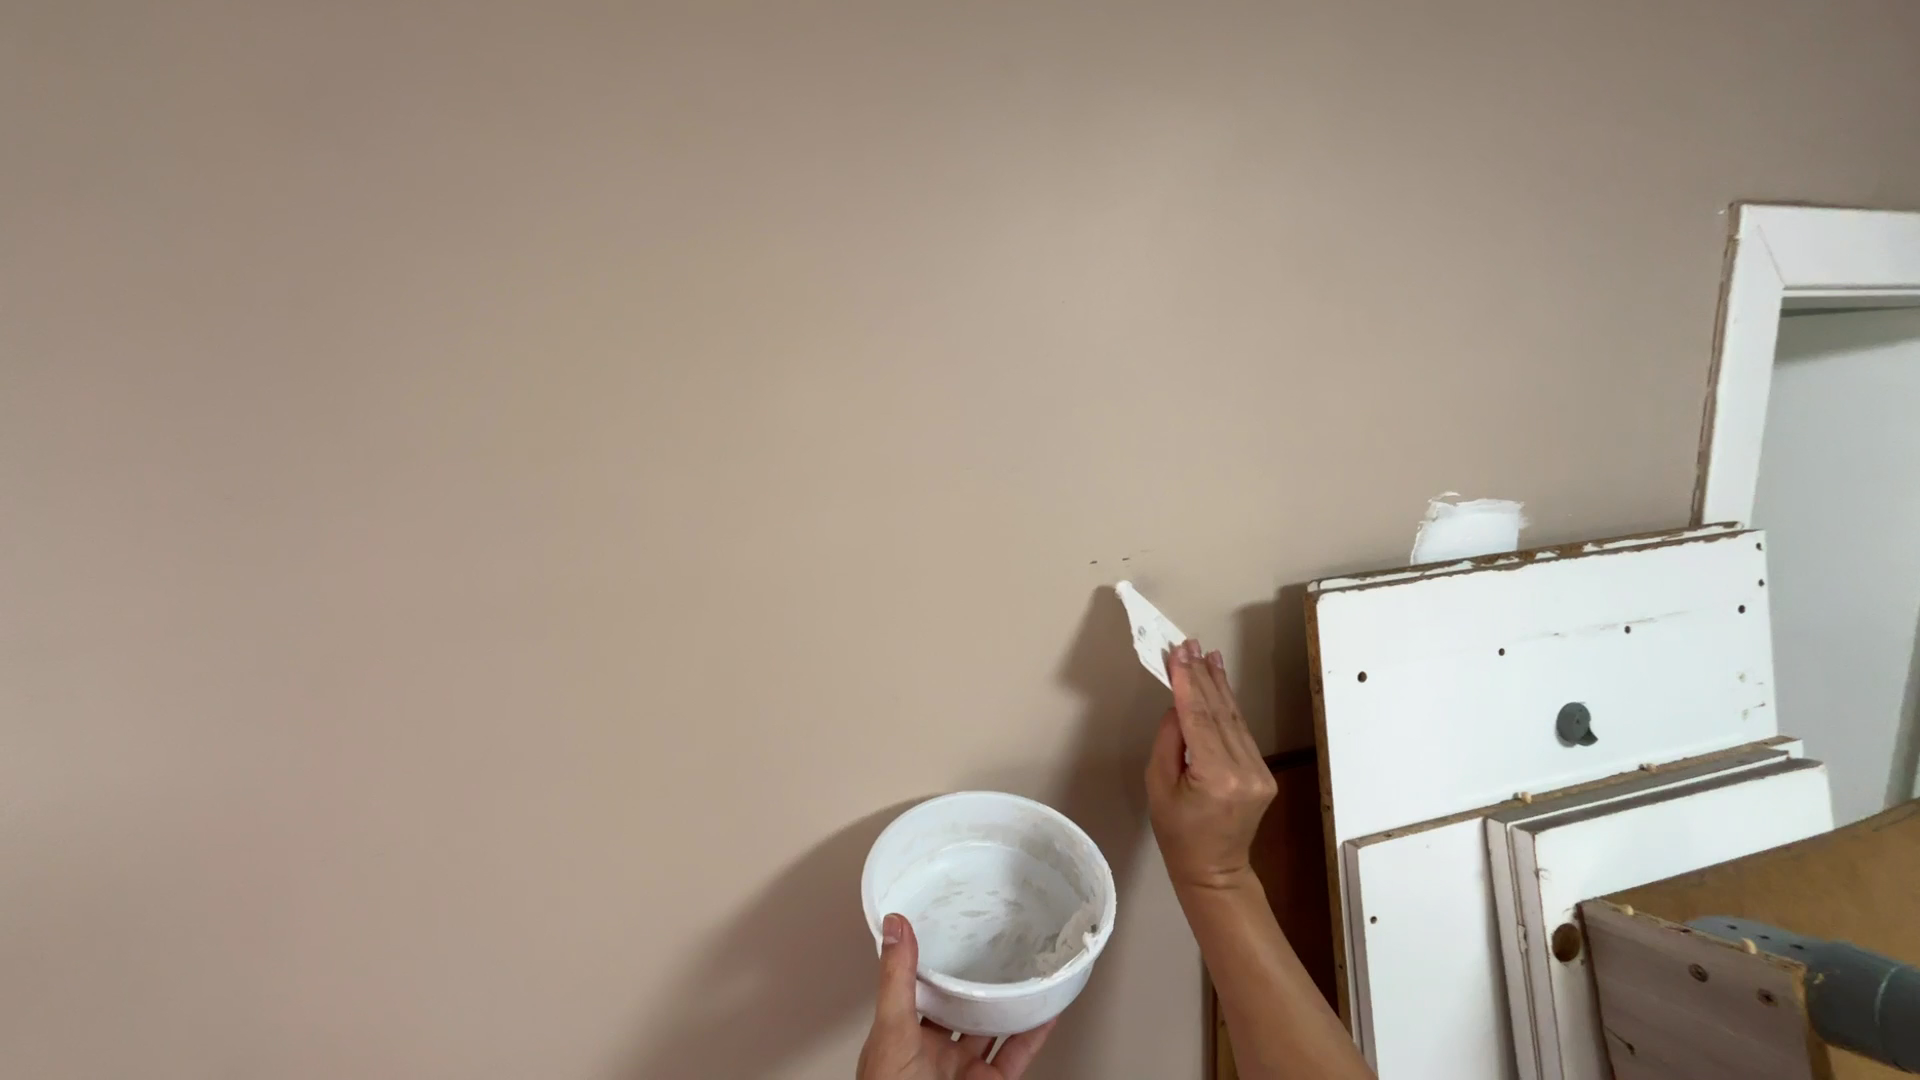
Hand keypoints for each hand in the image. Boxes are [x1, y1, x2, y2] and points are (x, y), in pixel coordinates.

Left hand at [856, 914, 1055, 1079]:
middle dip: (976, 976)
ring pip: (992, 1026)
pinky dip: (1034, 1032)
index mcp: (903, 1034)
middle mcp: (934, 1050)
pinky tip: (1047, 1009)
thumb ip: (897, 979)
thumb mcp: (891, 1031)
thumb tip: (895, 925)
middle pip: (960, 1004)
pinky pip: (1016, 1055)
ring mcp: (963, 1071)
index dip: (934, 956)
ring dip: (1010, 1000)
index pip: (920, 984)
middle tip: (997, 939)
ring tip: (1028, 965)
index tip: (950, 923)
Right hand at [1146, 639, 1277, 890]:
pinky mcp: (1263, 772)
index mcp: (1217, 777)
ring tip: (1206, 655)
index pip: (1199, 718)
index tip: (1177, 653)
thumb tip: (1177, 704)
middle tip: (1188, 644)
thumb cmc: (1176, 832)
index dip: (1187, 683)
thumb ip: (1169, 740)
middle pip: (1219, 712)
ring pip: (1233, 718)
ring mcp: (1260, 770)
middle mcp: (1246, 770)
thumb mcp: (1158, 785)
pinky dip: (1227, 705)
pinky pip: (1240, 731)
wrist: (1214, 870)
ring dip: (1217, 684)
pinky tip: (1219, 683)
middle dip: (1201, 676)